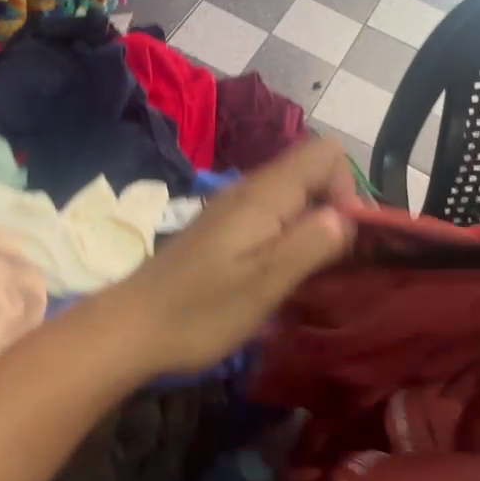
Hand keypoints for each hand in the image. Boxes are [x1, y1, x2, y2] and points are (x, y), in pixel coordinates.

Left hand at [102, 138, 359, 375]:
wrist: (131, 328)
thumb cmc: (200, 312)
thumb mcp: (264, 286)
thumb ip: (310, 244)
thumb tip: (348, 217)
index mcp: (264, 195)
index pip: (326, 152)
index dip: (348, 188)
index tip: (344, 239)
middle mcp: (249, 190)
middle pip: (312, 172)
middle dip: (335, 210)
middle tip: (332, 264)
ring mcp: (233, 209)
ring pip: (293, 195)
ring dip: (313, 227)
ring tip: (308, 273)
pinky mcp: (223, 230)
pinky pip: (272, 215)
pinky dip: (288, 237)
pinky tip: (279, 274)